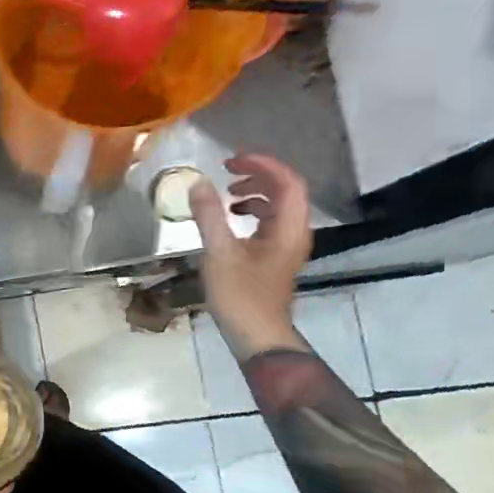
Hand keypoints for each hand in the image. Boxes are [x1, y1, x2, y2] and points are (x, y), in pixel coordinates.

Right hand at [190, 153, 312, 360]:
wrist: (256, 332)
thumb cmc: (240, 294)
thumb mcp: (219, 253)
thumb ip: (209, 217)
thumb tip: (198, 184)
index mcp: (289, 228)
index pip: (287, 183)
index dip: (263, 166)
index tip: (230, 160)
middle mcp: (295, 232)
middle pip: (286, 191)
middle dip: (258, 176)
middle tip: (226, 172)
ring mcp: (286, 245)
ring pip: (278, 207)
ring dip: (254, 194)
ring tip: (225, 194)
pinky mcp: (273, 256)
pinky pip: (269, 222)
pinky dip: (251, 212)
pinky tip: (228, 220)